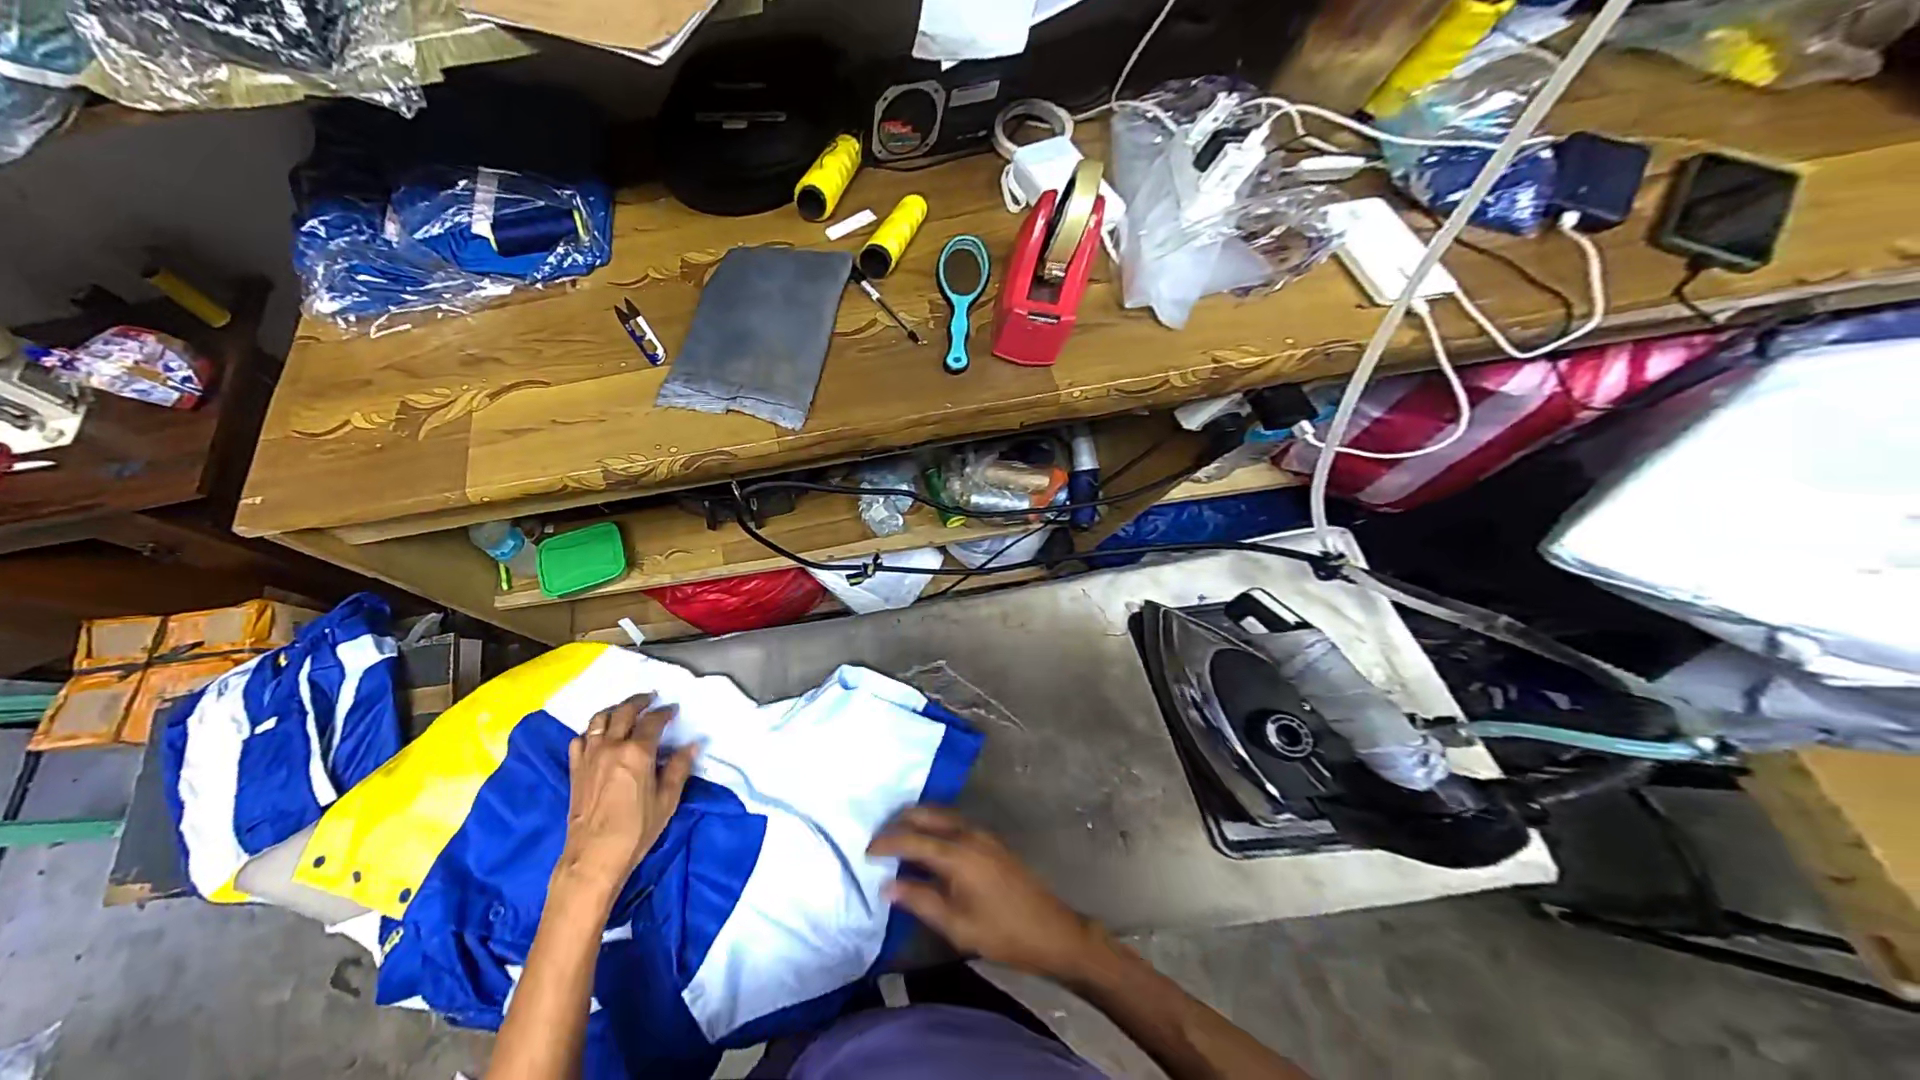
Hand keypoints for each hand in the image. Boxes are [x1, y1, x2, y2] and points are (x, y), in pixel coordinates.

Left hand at [556, 694, 697, 896]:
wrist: (594, 856)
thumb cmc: (636, 829)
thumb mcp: (667, 800)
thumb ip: (679, 768)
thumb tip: (692, 744)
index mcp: (637, 752)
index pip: (653, 721)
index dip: (665, 712)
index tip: (674, 709)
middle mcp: (611, 747)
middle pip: (624, 712)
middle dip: (639, 701)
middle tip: (651, 698)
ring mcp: (589, 757)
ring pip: (598, 720)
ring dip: (614, 711)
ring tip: (625, 711)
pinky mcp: (575, 770)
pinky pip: (580, 740)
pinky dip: (591, 732)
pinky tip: (598, 737)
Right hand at [868, 807, 1108, 979]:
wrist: (1051, 930)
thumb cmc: (1001, 933)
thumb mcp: (955, 925)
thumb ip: (920, 900)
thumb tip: (887, 885)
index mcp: (957, 854)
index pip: (912, 839)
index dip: (886, 843)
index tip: (865, 851)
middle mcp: (968, 834)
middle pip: (927, 815)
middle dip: (900, 823)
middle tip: (879, 839)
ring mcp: (983, 834)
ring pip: (941, 815)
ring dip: (918, 821)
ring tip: (898, 839)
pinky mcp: (991, 841)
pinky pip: (954, 821)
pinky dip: (935, 825)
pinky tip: (928, 844)